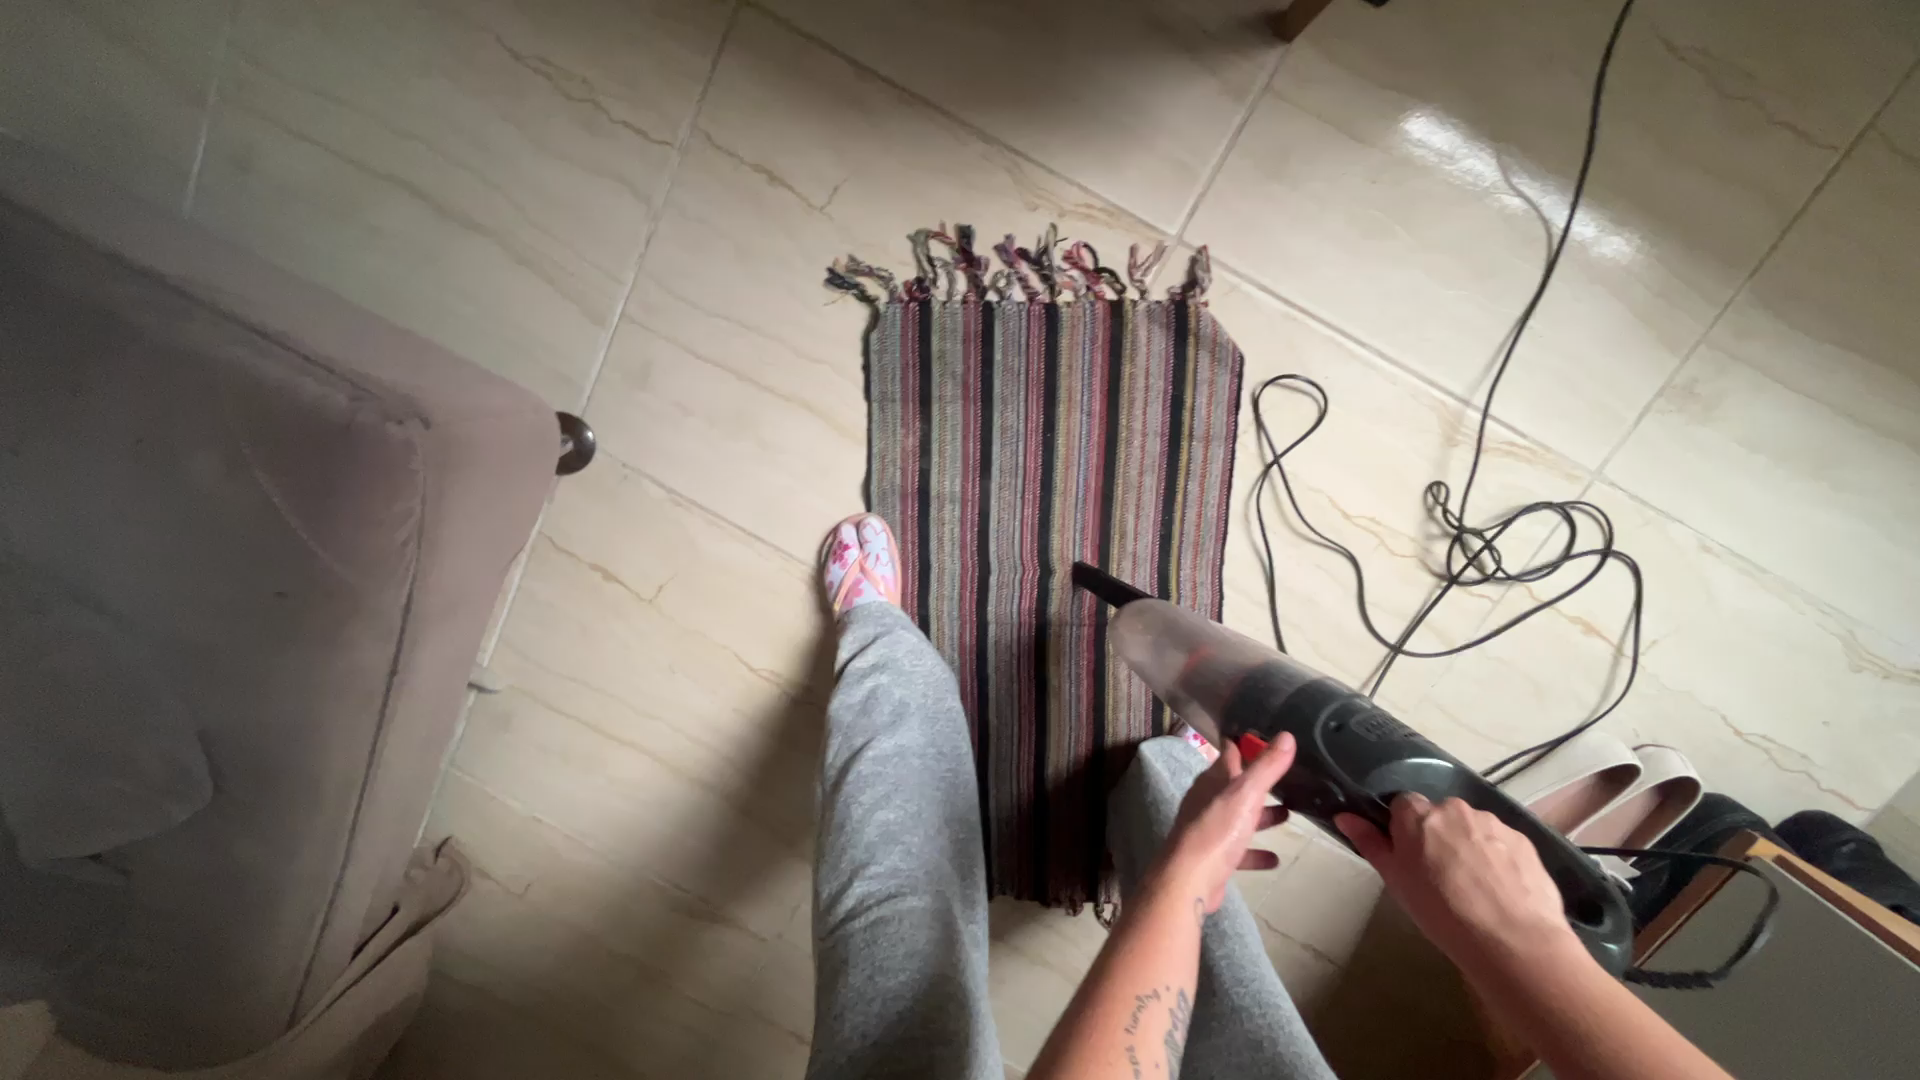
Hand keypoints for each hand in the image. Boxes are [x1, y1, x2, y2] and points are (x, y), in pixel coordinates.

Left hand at [1156, 733, 1296, 913]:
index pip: (1230, 753)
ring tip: (1288, 814)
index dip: (1248, 743)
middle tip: (1289, 780)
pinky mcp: (1215, 856)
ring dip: (1261, 815)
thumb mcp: (1245, 794)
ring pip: (1240, 817)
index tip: (1272, 738)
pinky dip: (1256, 851)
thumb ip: (1266, 767)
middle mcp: (1209, 800)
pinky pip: (1240, 849)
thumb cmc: (1216, 831)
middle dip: (1260, 783)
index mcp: (1212, 781)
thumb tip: (1286, 736)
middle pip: (1237, 786)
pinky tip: (1275, 858)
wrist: (1190, 879)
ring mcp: (1211, 829)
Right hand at [1335, 795, 1579, 969]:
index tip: (1410, 855)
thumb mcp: (1395, 880)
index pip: (1403, 804)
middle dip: (1439, 835)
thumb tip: (1344, 816)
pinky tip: (1501, 890)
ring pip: (1472, 828)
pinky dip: (1499, 858)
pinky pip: (1502, 842)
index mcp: (1417, 814)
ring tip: (1476, 886)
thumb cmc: (1441, 911)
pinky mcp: (1525, 842)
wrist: (1513, 942)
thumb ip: (1369, 842)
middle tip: (1441, 874)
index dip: (1405, 829)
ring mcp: (1493, 823)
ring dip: (1470, 846)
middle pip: (1440, 814)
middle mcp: (1454, 809)